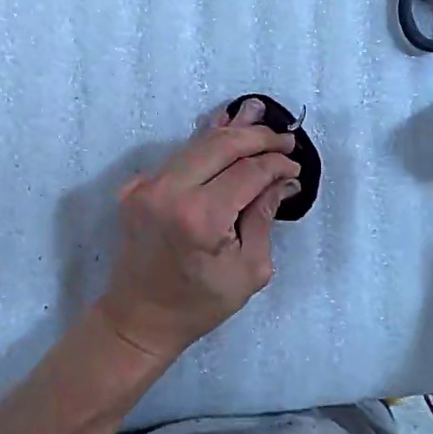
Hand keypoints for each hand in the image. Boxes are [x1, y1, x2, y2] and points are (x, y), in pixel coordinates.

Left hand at [95, 98, 301, 361]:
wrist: (138, 319)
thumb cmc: (200, 304)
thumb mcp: (249, 268)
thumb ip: (264, 216)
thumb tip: (283, 179)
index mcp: (200, 217)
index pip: (249, 171)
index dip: (276, 164)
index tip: (294, 167)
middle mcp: (170, 192)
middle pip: (222, 144)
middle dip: (258, 137)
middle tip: (284, 139)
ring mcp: (148, 185)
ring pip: (199, 143)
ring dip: (232, 131)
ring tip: (259, 114)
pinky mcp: (137, 186)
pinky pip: (179, 155)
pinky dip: (206, 142)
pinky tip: (225, 126)